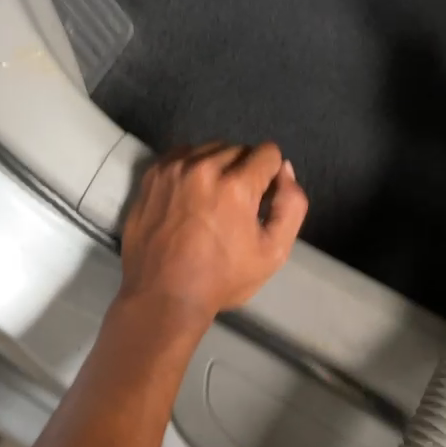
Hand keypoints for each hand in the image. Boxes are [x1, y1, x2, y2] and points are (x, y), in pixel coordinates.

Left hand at [118, 142, 308, 324]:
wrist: (163, 297)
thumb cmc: (222, 279)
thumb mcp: (274, 252)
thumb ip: (292, 205)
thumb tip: (285, 170)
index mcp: (236, 186)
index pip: (268, 152)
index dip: (271, 175)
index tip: (260, 198)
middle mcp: (204, 167)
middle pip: (239, 149)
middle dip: (245, 171)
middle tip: (236, 205)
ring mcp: (174, 168)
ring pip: (210, 149)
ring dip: (218, 166)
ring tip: (211, 200)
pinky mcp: (153, 174)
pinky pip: (182, 154)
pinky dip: (191, 167)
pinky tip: (190, 194)